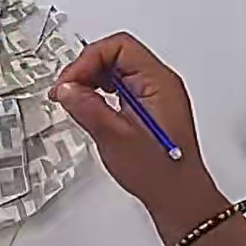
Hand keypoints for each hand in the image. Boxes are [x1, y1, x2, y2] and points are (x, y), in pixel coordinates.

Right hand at [53, 33, 228, 243]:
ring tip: (74, 100)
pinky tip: (89, 108)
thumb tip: (66, 88)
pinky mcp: (148, 106)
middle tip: (66, 91)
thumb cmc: (158, 172)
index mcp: (158, 82)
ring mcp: (154, 94)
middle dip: (86, 69)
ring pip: (116, 69)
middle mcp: (159, 83)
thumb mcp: (114, 138)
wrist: (178, 197)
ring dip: (91, 80)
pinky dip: (99, 91)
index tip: (70, 82)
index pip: (119, 47)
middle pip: (116, 54)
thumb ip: (88, 108)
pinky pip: (119, 85)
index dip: (89, 60)